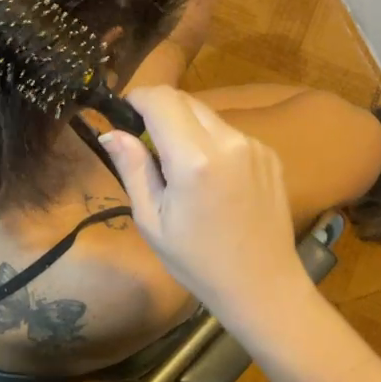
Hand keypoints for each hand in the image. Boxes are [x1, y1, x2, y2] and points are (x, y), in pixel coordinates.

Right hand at [100, 86, 312, 338]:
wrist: (260, 283)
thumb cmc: (196, 261)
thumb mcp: (151, 220)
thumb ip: (133, 169)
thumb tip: (111, 133)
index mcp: (193, 160)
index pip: (161, 100)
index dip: (137, 98)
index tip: (123, 112)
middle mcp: (228, 141)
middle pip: (186, 100)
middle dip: (159, 110)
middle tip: (142, 140)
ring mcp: (254, 145)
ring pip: (209, 115)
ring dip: (185, 126)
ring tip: (175, 166)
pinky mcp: (269, 154)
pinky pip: (230, 134)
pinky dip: (210, 142)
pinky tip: (207, 179)